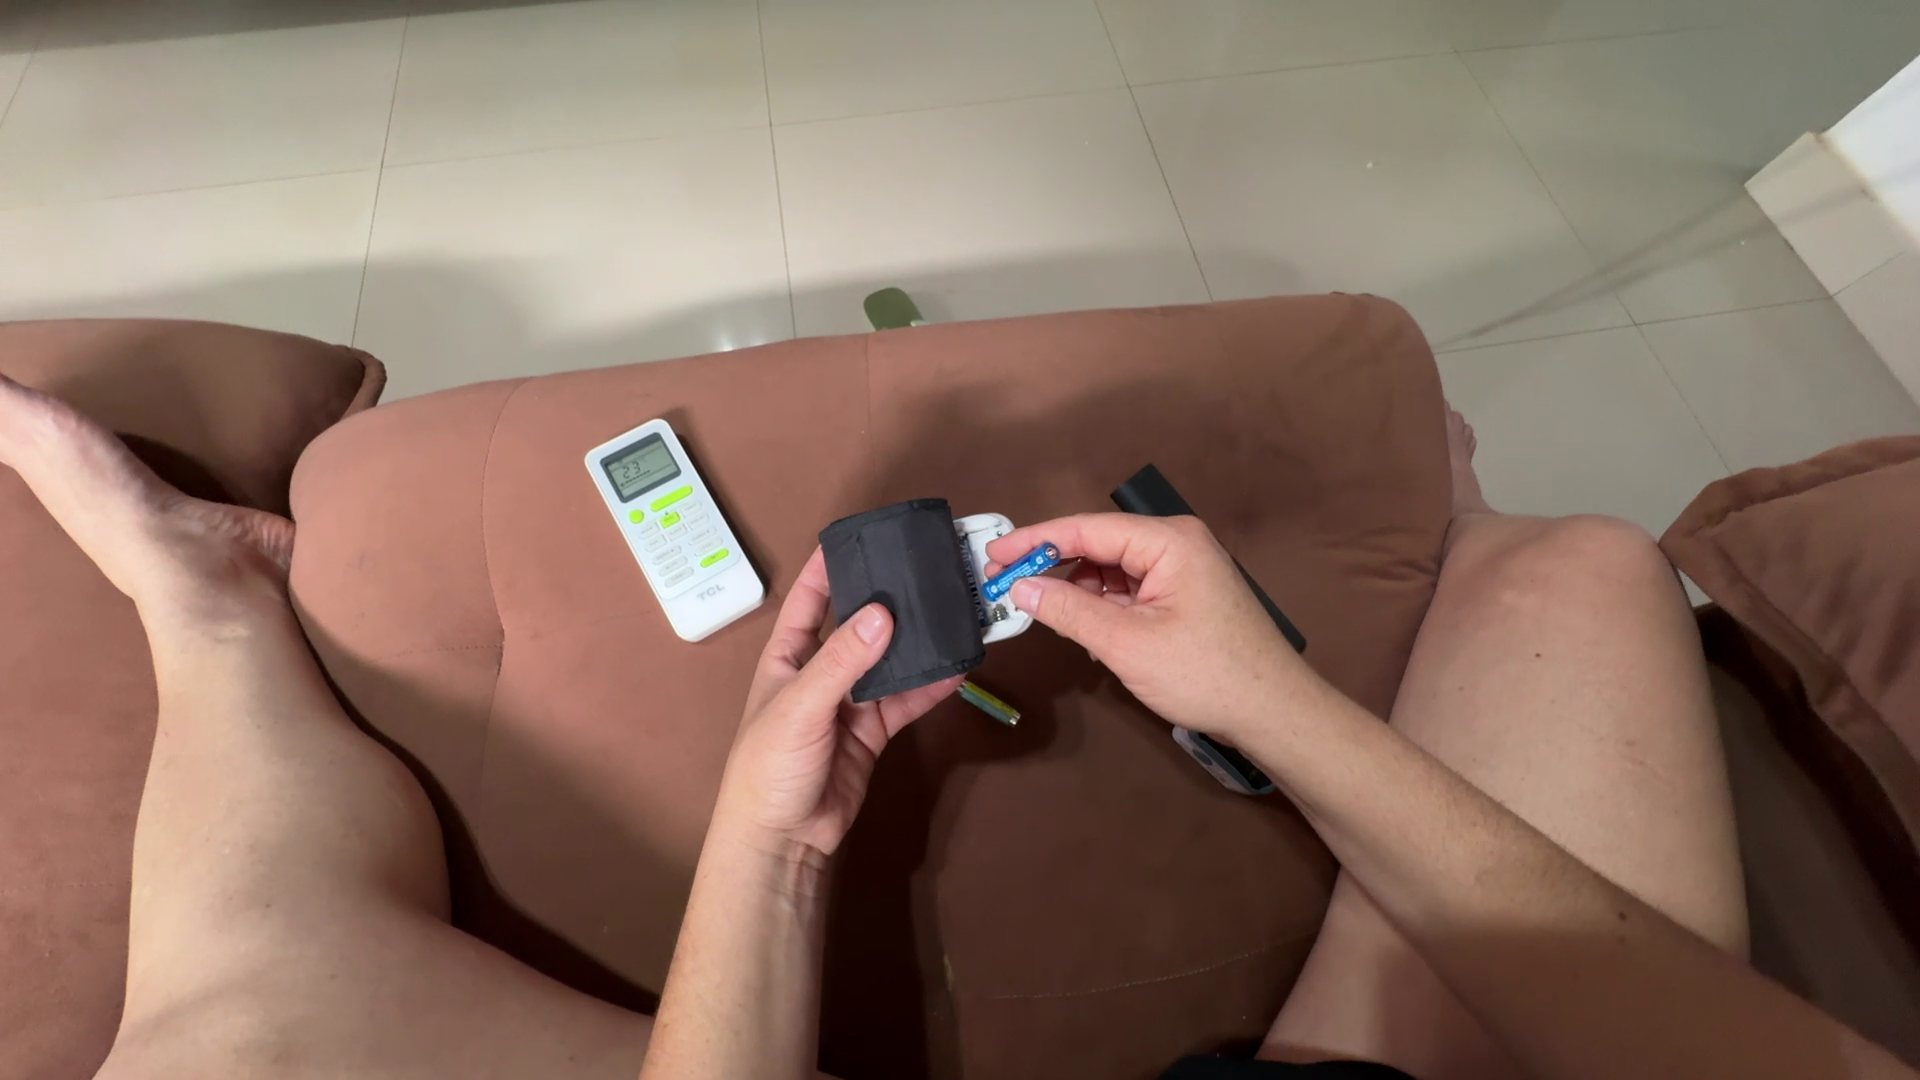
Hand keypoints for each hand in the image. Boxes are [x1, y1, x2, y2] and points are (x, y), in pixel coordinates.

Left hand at [714, 548, 960, 865]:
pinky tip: (957, 667)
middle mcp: (821, 670)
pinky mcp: (874, 729)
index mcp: (789, 655)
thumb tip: (884, 613)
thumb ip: (842, 661)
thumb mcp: (800, 706)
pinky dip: (930, 685)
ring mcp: (851, 700)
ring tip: (951, 614)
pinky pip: (906, 698)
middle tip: (925, 572)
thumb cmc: (771, 764)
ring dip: (917, 643)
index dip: (830, 566)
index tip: (864, 536)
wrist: (784, 839)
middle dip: (888, 600)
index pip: (810, 598)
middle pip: (859, 625)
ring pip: (889, 661)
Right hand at [985, 514, 1311, 742]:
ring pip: (1111, 569)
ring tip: (1047, 614)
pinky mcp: (1183, 593)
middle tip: (1007, 585)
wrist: (1273, 713)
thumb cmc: (1204, 673)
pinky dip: (1103, 606)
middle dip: (1054, 566)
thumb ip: (1068, 610)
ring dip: (1079, 590)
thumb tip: (1019, 588)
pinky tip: (1088, 628)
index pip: (1086, 529)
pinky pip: (1129, 588)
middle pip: (1098, 545)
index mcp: (1168, 540)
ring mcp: (1182, 568)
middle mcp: (1175, 542)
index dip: (1035, 541)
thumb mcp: (1126, 643)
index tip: (994, 556)